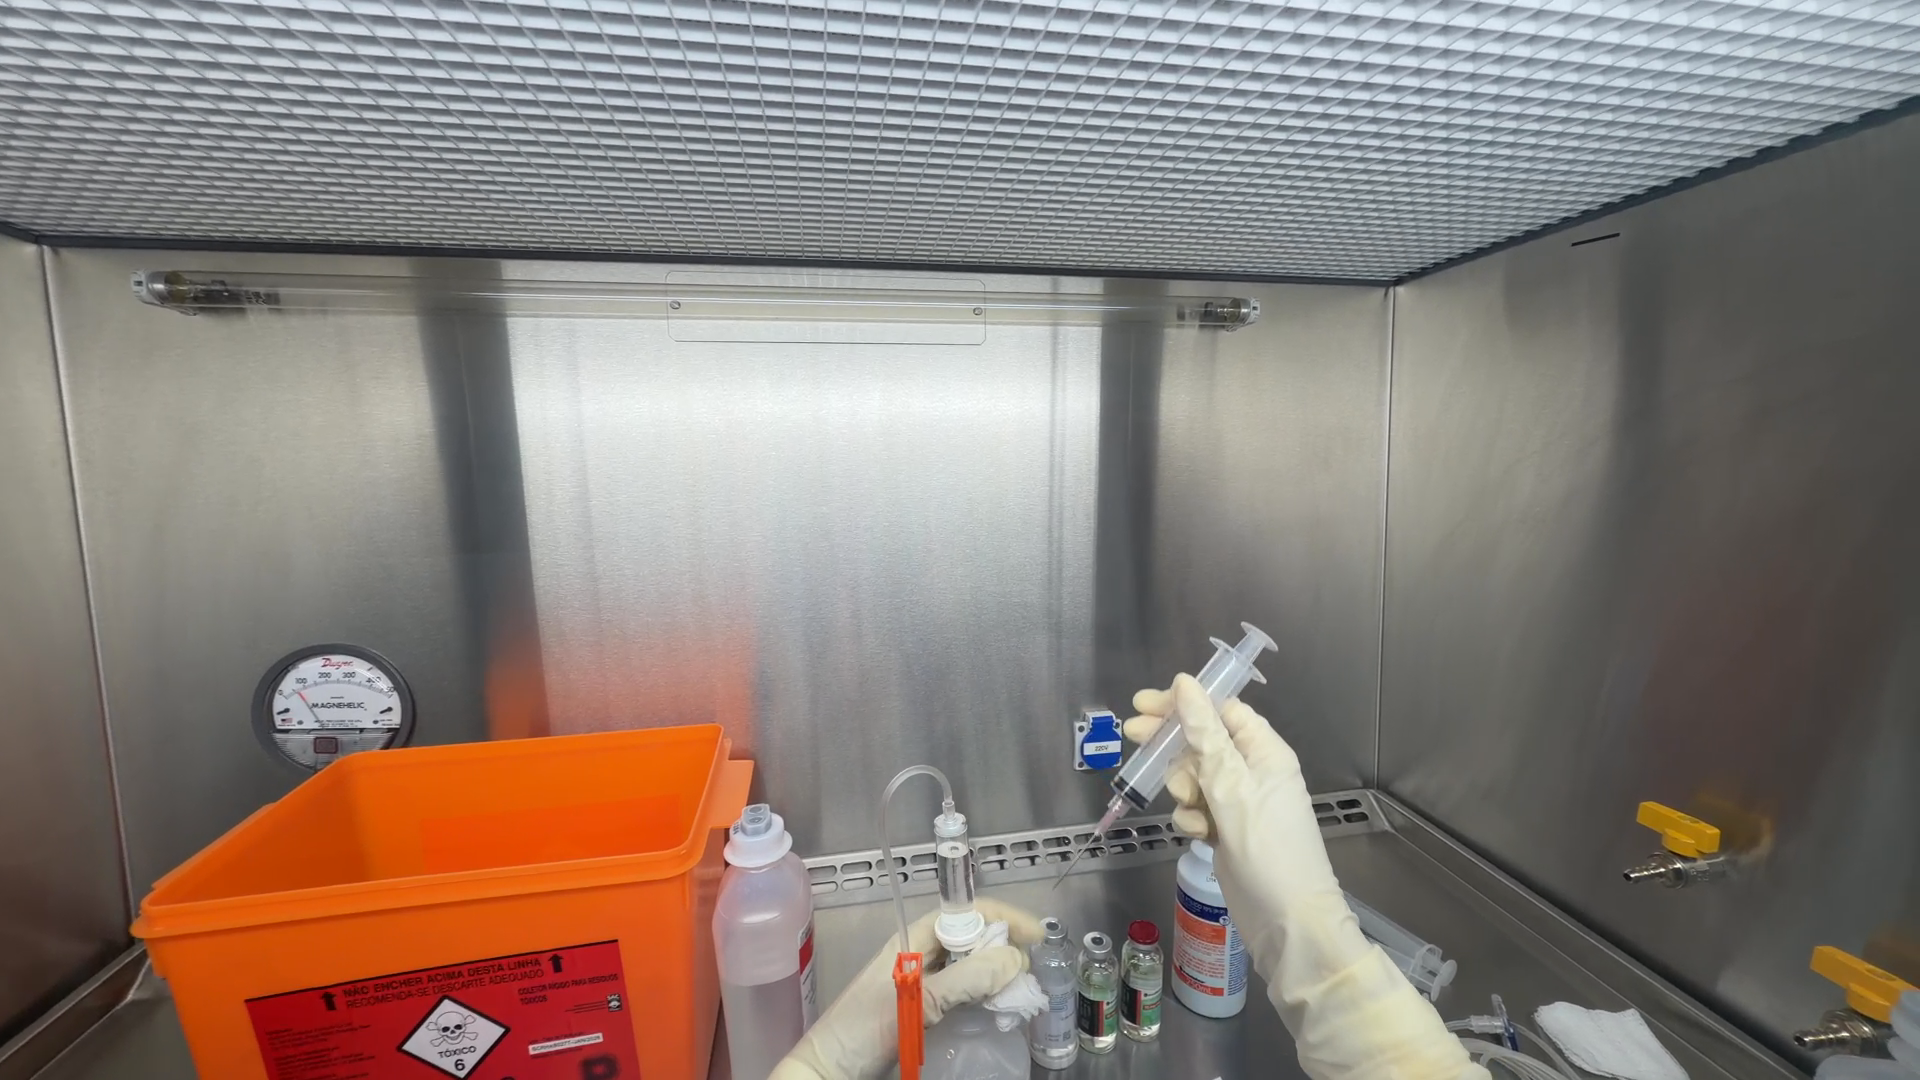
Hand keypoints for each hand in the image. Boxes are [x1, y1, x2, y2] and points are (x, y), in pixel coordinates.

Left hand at [771, 898, 1042, 1079]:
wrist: (828, 1075)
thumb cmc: (861, 1028)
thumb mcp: (915, 999)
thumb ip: (963, 979)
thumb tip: (1014, 957)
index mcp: (913, 940)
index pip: (964, 913)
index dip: (1000, 917)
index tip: (1035, 934)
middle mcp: (920, 958)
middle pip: (971, 942)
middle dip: (1004, 949)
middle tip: (1033, 972)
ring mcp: (921, 988)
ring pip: (970, 972)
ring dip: (997, 979)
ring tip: (1022, 996)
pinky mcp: (923, 1018)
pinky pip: (963, 1001)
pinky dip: (985, 1003)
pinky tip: (1000, 1016)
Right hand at [1126, 676, 1482, 1079]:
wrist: (1288, 923)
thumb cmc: (1265, 846)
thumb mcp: (1230, 783)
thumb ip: (1203, 731)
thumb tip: (1184, 681)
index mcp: (1263, 751)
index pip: (1219, 709)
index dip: (1183, 703)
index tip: (1144, 705)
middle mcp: (1252, 770)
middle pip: (1201, 739)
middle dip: (1170, 741)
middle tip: (1133, 734)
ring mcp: (1239, 802)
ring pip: (1194, 775)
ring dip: (1183, 786)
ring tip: (1189, 805)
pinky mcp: (1227, 828)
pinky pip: (1197, 807)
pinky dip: (1191, 817)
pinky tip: (1197, 833)